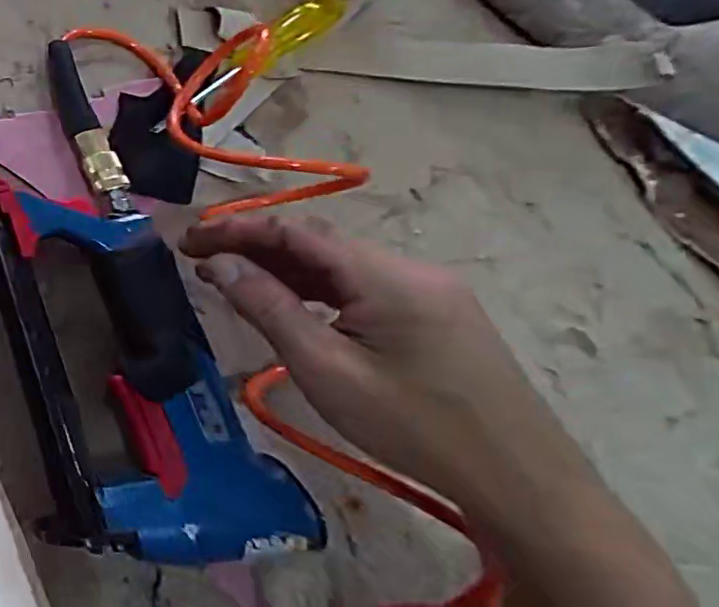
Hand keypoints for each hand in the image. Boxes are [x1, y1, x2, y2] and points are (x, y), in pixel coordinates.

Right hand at [184, 214, 557, 511]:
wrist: (529, 492)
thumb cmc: (416, 429)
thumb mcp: (327, 371)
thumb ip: (268, 308)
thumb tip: (219, 264)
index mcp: (385, 274)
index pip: (295, 230)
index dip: (236, 228)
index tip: (190, 240)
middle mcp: (409, 268)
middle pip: (317, 243)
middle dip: (256, 247)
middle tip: (203, 261)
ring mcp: (429, 290)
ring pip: (340, 265)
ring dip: (286, 268)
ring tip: (237, 281)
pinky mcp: (437, 314)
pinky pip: (364, 287)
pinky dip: (319, 289)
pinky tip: (296, 306)